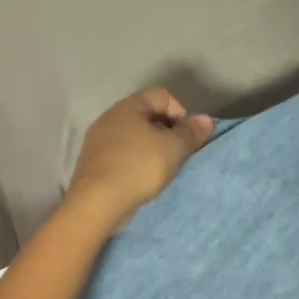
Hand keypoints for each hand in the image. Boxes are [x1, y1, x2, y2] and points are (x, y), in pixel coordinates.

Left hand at [65, 87, 213, 223]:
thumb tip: (206, 120)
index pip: (162, 96)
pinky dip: (133, 161)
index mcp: (128, 106)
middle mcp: (109, 117)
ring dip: (149, 148)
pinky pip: (119, 154)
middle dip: (165, 131)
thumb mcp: (172, 149)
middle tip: (175, 154)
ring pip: (131, 136)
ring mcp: (97, 140)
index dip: (180, 113)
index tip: (186, 138)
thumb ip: (191, 132)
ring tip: (159, 169)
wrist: (96, 202)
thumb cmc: (138, 168)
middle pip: (145, 115)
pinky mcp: (92, 162)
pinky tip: (139, 179)